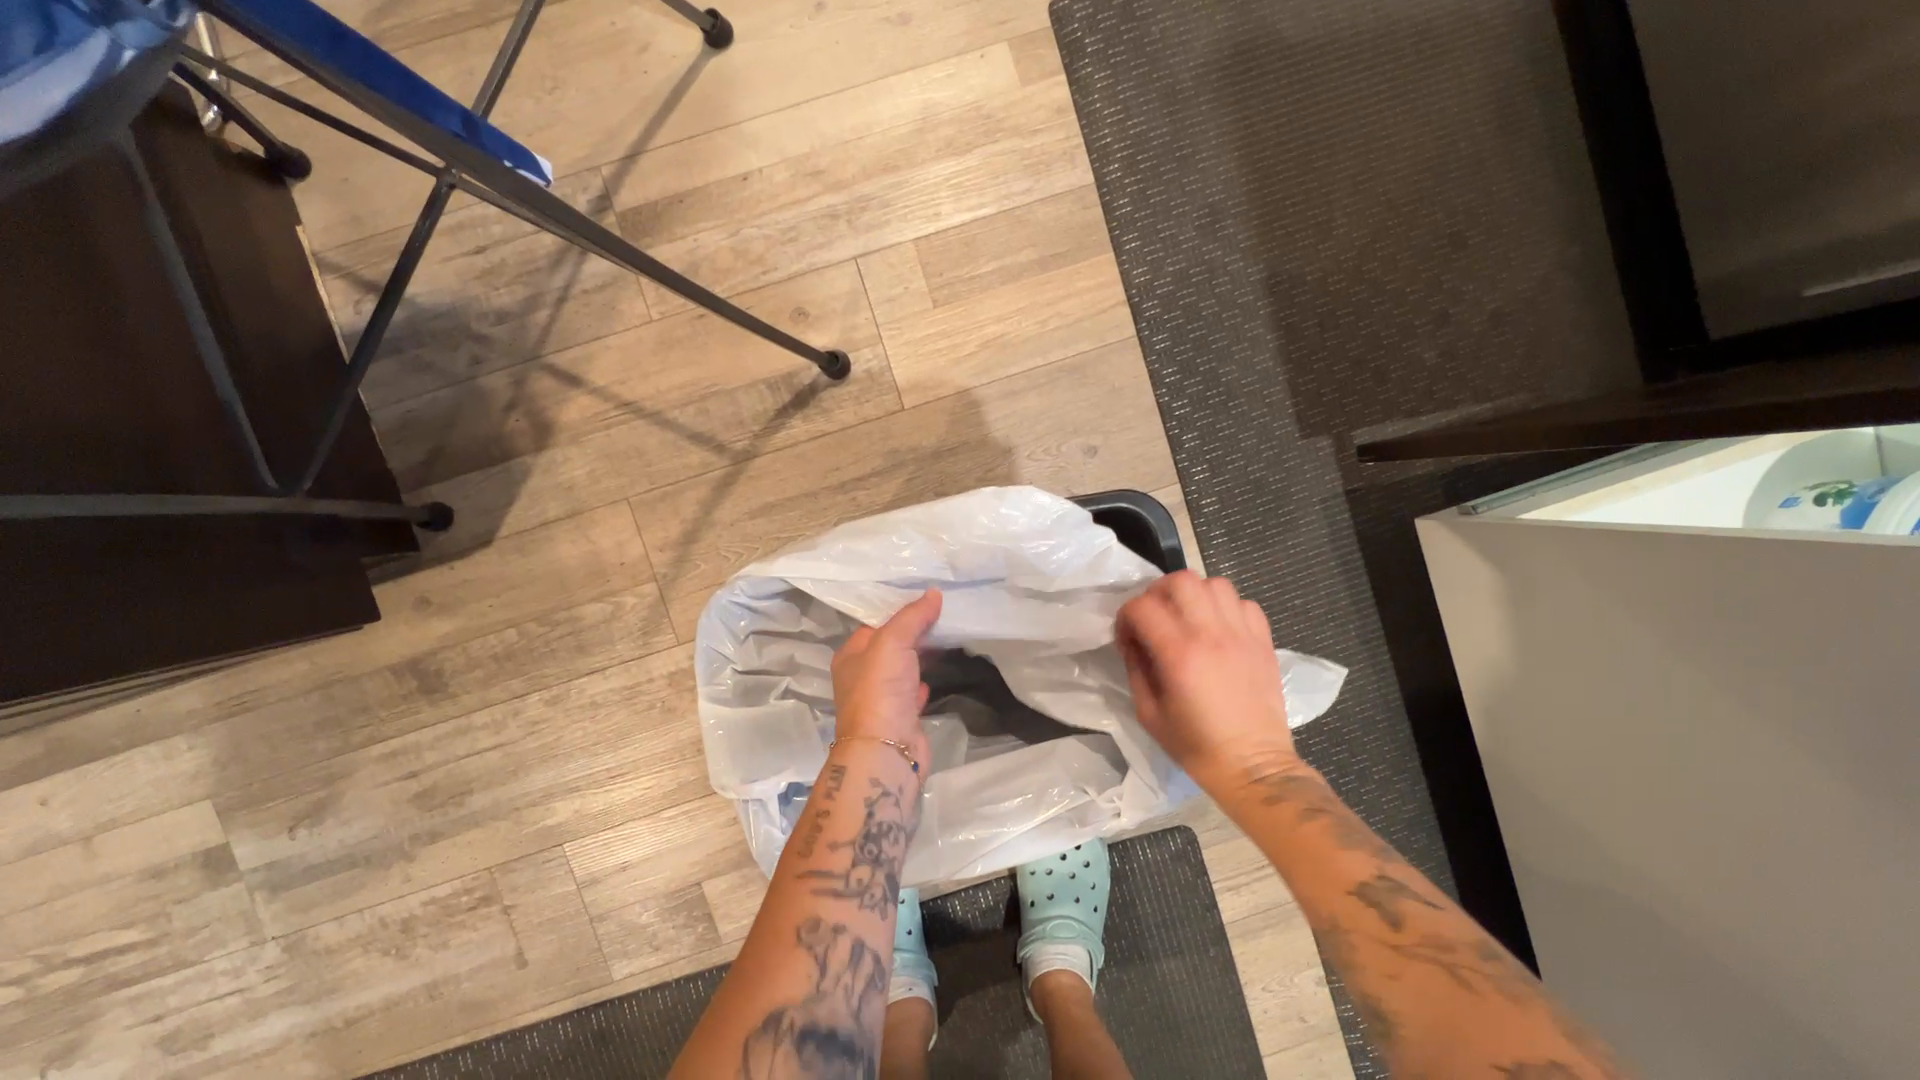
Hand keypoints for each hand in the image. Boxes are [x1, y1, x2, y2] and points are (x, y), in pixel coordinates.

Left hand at [831, 589, 942, 756]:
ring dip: (921, 656)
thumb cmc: (880, 690)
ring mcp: (882, 698)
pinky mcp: (901, 717)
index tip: (928, 597)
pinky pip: (913, 692)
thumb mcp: (892, 642)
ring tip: (948, 637)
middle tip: (945, 613)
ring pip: (904, 668)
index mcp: (851, 655)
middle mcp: (862, 676)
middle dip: (914, 632)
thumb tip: (934, 593)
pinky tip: (937, 674)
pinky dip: (924, 681)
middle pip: (891, 645)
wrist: (887, 750)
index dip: (900, 610)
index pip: (875, 623)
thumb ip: (912, 617)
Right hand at [1116, 572, 1299, 785]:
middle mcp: (1212, 634)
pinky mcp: (1264, 640)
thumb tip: (1133, 642)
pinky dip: (1225, 608)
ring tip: (1187, 619)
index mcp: (1180, 655)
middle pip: (1180, 580)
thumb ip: (1136, 669)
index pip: (1142, 606)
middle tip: (1154, 618)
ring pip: (1214, 583)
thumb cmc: (1196, 746)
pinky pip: (1243, 603)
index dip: (1125, 617)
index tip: (1127, 639)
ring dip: (1193, 595)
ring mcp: (1242, 634)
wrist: (1253, 765)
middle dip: (1157, 593)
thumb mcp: (1149, 714)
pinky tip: (1218, 629)